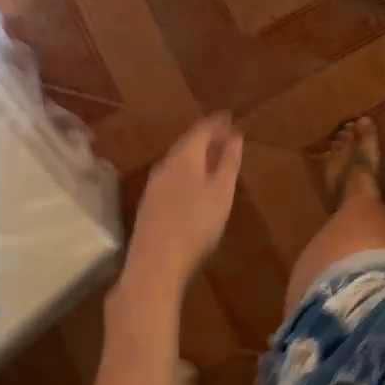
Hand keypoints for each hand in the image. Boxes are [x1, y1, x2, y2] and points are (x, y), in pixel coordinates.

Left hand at [120, 114, 244, 297]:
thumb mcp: (222, 192)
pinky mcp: (149, 206)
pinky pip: (172, 177)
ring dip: (197, 156)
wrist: (154, 267)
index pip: (202, 129)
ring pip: (178, 161)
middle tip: (226, 138)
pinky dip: (188, 172)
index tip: (232, 117)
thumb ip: (229, 162)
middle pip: (188, 143)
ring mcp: (154, 186)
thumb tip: (235, 136)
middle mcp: (165, 165)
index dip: (218, 122)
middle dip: (208, 138)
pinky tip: (195, 185)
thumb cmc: (196, 225)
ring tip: (215, 160)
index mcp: (184, 157)